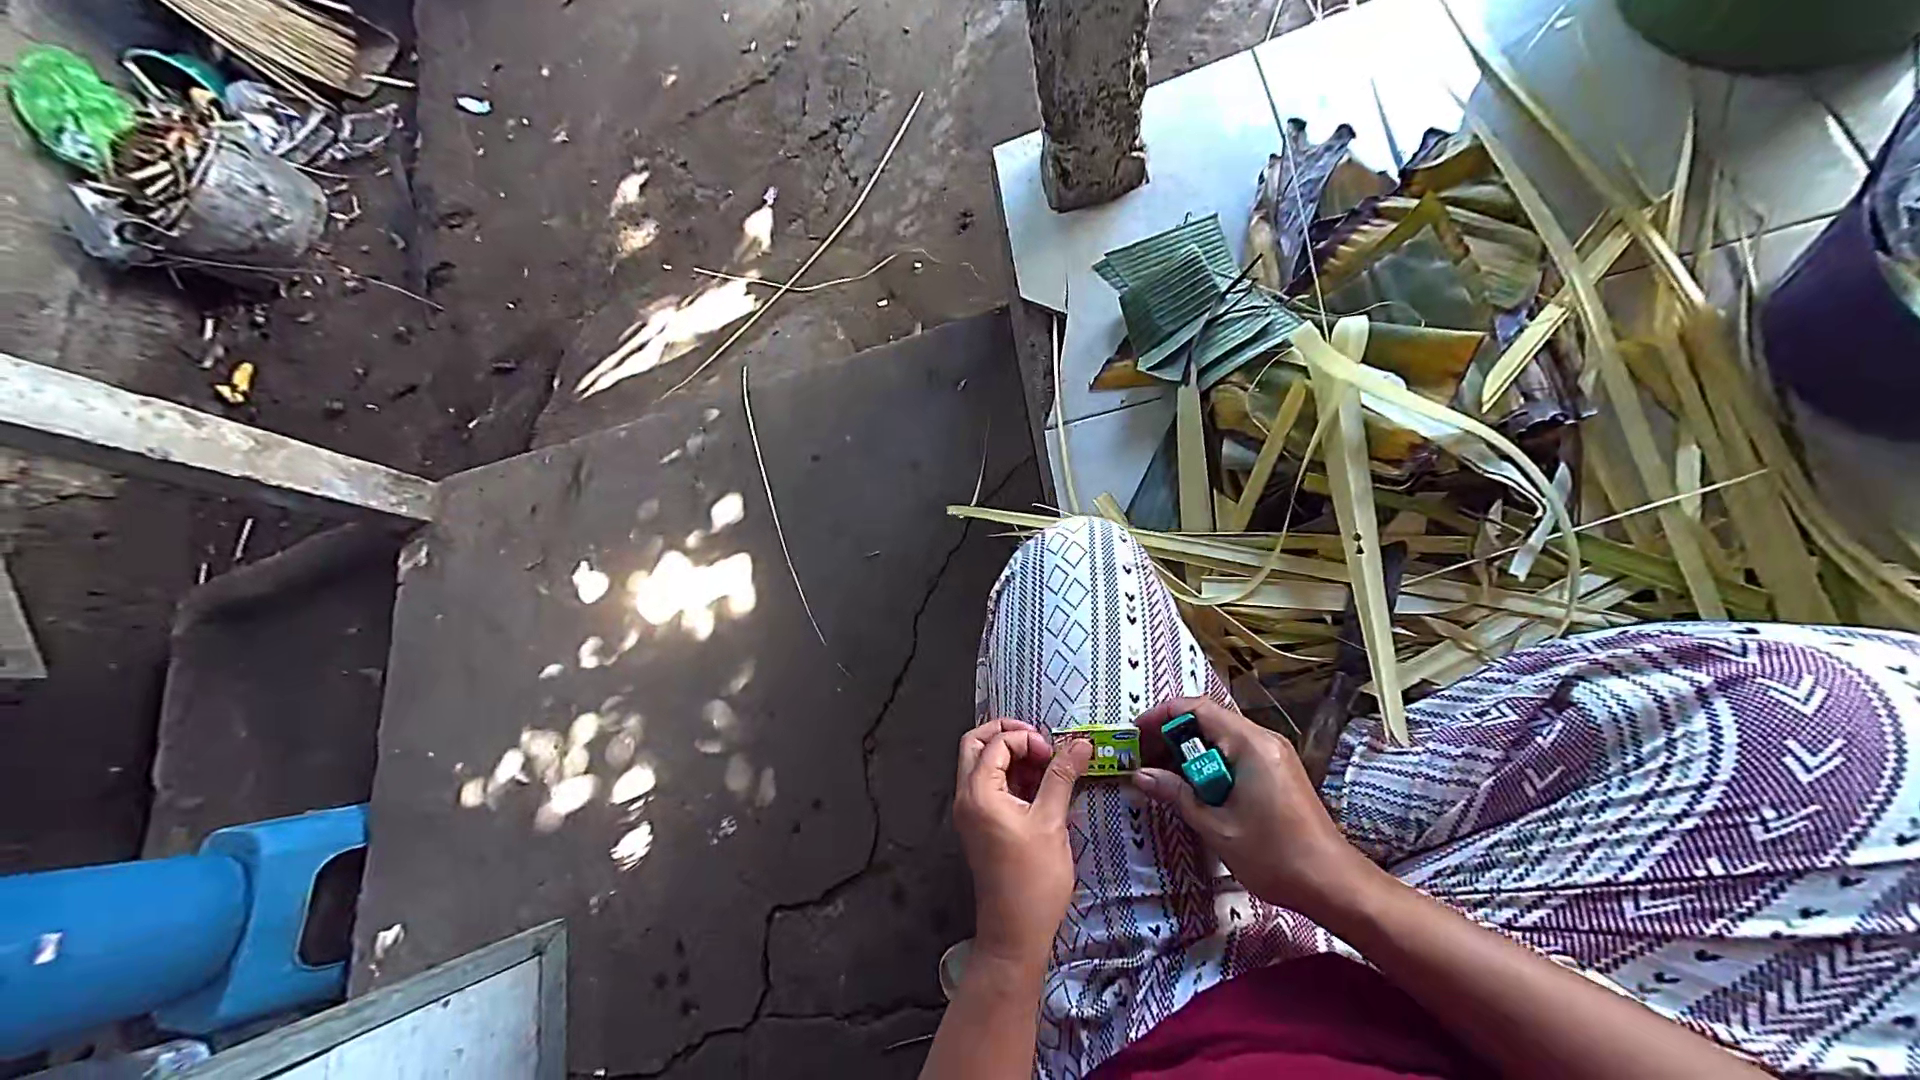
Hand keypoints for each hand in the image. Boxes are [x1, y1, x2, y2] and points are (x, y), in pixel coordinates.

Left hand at [952, 717, 1093, 965]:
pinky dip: (1009, 776)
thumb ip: (1062, 776)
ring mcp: (969, 811)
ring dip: (1010, 756)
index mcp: (978, 792)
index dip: (1026, 740)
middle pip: (976, 744)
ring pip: (980, 763)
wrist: (1015, 933)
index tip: (1054, 755)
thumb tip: (1080, 743)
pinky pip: (988, 785)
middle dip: (1008, 735)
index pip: (996, 743)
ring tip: (1045, 767)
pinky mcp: (979, 824)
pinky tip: (1038, 788)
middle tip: (1041, 744)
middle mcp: (966, 796)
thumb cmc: (1033, 879)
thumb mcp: (1051, 821)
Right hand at [1133, 697, 1371, 916]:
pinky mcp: (1277, 771)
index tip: (1137, 734)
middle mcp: (1264, 740)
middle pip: (1208, 720)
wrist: (1335, 886)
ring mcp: (1273, 755)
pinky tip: (1193, 787)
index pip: (1198, 708)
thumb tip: (1141, 776)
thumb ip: (1177, 795)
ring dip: (1189, 752)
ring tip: (1162, 775)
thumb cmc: (1276, 856)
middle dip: (1172, 736)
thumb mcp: (1217, 827)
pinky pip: (1234, 753)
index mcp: (1250, 745)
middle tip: (1144, 759)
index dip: (1162, 716)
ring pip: (1220, 738)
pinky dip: (1208, 763)